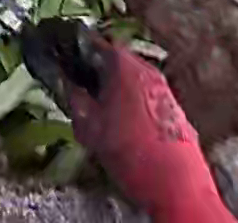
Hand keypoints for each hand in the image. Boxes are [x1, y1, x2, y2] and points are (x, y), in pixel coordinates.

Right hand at [61, 36, 237, 222]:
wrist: (182, 197)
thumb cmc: (129, 152)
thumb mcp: (87, 123)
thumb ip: (70, 93)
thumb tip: (58, 76)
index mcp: (123, 64)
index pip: (89, 40)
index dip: (69, 45)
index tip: (55, 53)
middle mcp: (147, 71)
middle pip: (112, 57)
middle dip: (92, 66)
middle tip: (73, 78)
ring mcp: (166, 92)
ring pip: (129, 77)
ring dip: (112, 83)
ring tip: (95, 101)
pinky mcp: (177, 113)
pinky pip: (145, 95)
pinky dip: (129, 99)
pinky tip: (120, 120)